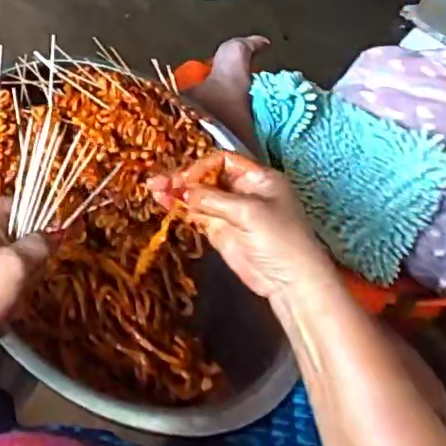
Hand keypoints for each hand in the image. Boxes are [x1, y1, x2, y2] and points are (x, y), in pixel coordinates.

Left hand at [0, 198, 54, 352]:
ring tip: (26, 284)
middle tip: (40, 263)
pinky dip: (24, 284)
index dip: (37, 210)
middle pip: (23, 230)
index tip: (58, 224)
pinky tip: (22, 296)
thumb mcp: (18, 261)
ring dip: (31, 270)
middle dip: (36, 247)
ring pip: (24, 255)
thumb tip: (58, 231)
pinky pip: (18, 274)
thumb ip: (39, 244)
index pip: (16, 203)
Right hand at [148, 151, 334, 303]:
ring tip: (154, 189)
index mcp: (258, 179)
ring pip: (196, 194)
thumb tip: (183, 188)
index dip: (202, 166)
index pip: (222, 160)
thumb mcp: (249, 211)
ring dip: (175, 190)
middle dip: (182, 178)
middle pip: (205, 176)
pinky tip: (162, 201)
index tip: (187, 178)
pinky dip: (177, 206)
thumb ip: (212, 197)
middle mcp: (242, 190)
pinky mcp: (218, 228)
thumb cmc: (281, 239)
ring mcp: (228, 210)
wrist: (291, 284)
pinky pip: (193, 211)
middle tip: (160, 181)